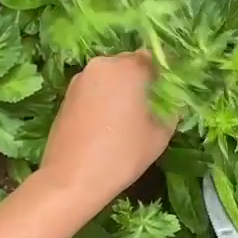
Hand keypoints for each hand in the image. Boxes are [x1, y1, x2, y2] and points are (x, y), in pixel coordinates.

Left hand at [37, 51, 176, 209]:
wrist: (71, 178)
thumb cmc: (123, 155)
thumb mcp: (161, 133)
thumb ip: (171, 106)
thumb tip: (171, 97)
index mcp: (129, 67)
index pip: (156, 59)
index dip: (164, 77)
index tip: (168, 96)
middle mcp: (103, 64)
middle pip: (130, 65)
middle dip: (141, 81)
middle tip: (148, 109)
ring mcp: (80, 78)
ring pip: (110, 77)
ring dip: (120, 90)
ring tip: (125, 120)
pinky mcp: (66, 95)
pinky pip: (93, 90)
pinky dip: (102, 100)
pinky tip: (105, 125)